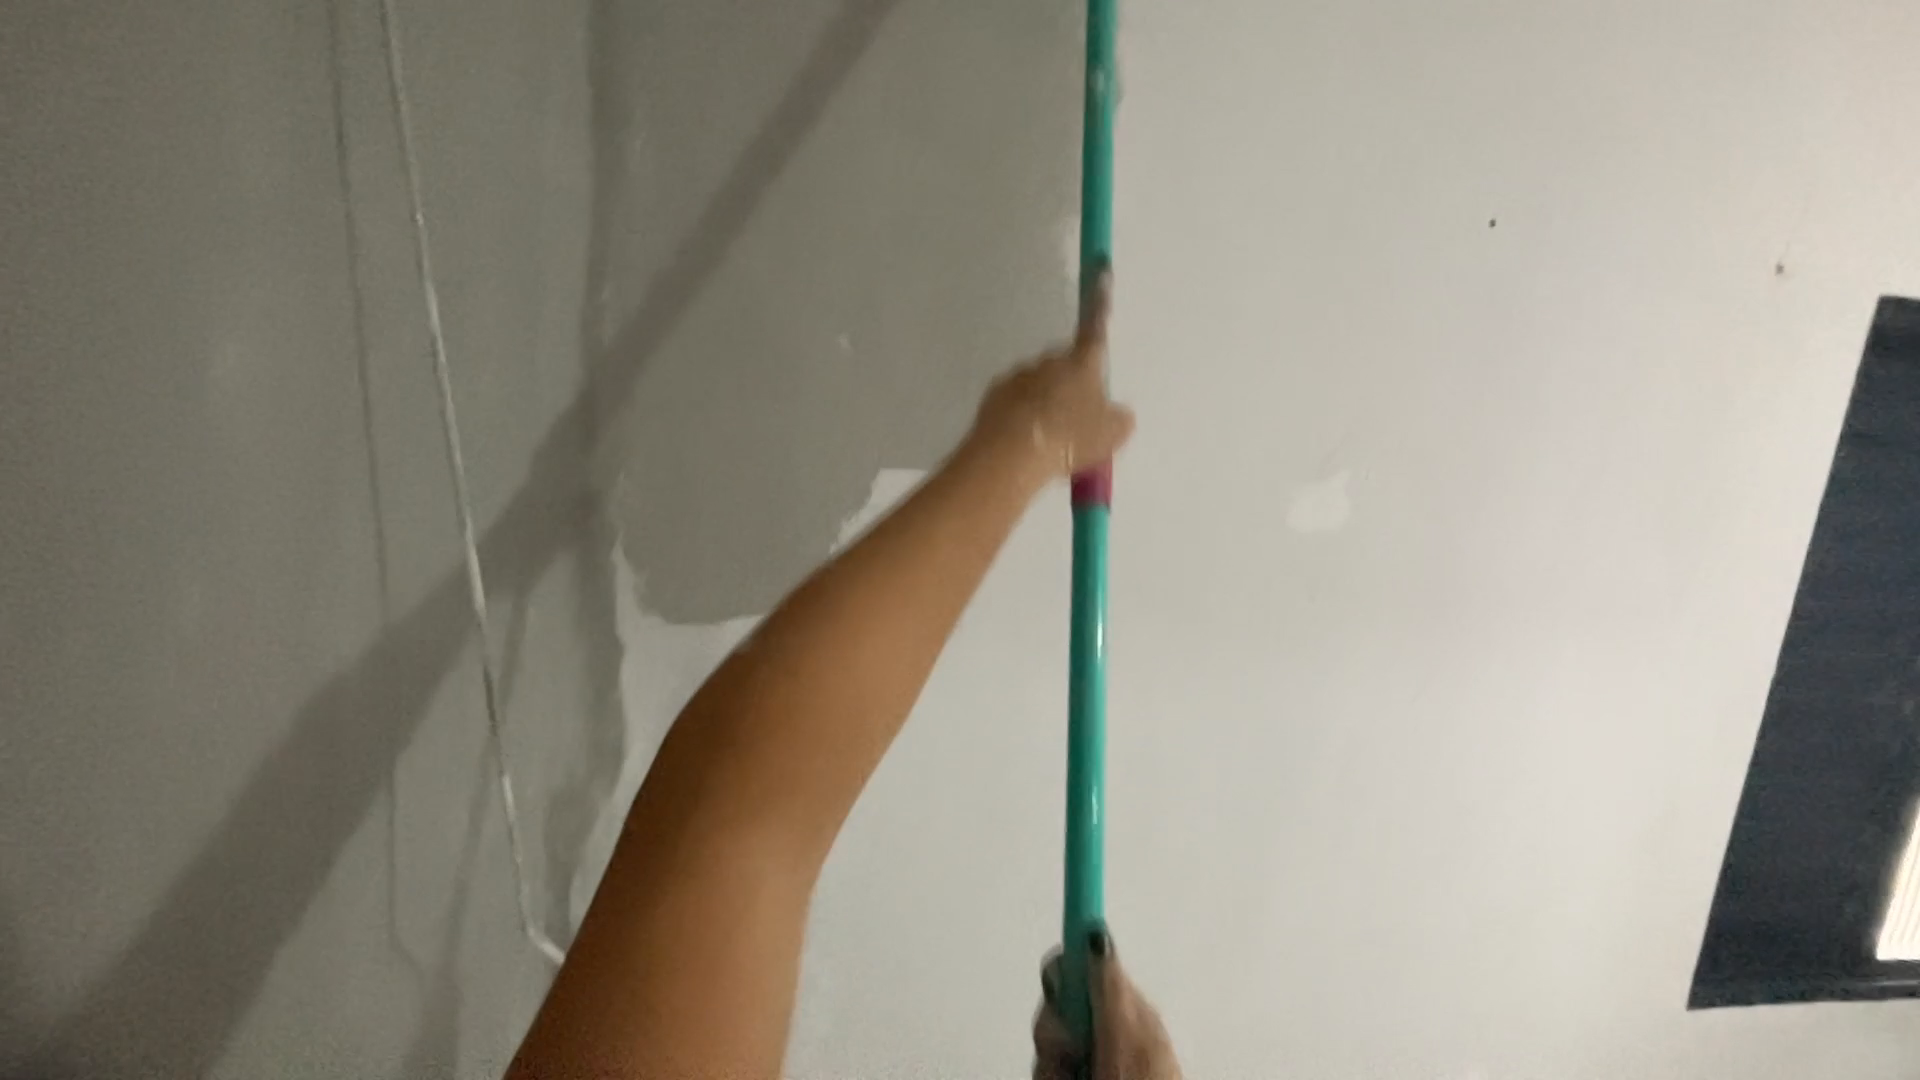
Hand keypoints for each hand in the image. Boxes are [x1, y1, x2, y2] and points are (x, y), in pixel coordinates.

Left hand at [969, 271, 1135, 481]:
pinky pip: (1015, 400)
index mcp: (1082, 363)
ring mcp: (1019, 375)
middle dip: (1070, 384)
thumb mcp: (1112, 434)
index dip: (1101, 302)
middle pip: (1065, 364)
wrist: (1013, 455)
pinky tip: (1026, 439)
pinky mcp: (995, 393)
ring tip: (1049, 440)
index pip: (1096, 326)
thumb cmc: (1070, 440)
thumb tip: (1115, 414)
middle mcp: (1049, 360)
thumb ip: (1118, 418)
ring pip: (1038, 384)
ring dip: (1044, 403)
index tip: (1102, 272)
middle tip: (1075, 420)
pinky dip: (1022, 414)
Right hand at [1032, 930, 1181, 1079]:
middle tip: (1070, 1055)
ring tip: (1074, 1079)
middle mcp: (1106, 1029)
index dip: (1066, 967)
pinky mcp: (1073, 1076)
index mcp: (1126, 1009)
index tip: (1057, 981)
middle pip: (1055, 1002)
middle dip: (1051, 1031)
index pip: (1082, 962)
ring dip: (1050, 1064)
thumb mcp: (1129, 1042)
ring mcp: (1090, 1058)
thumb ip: (1108, 989)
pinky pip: (1044, 1068)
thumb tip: (1095, 933)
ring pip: (1045, 1041)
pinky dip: (1050, 1078)